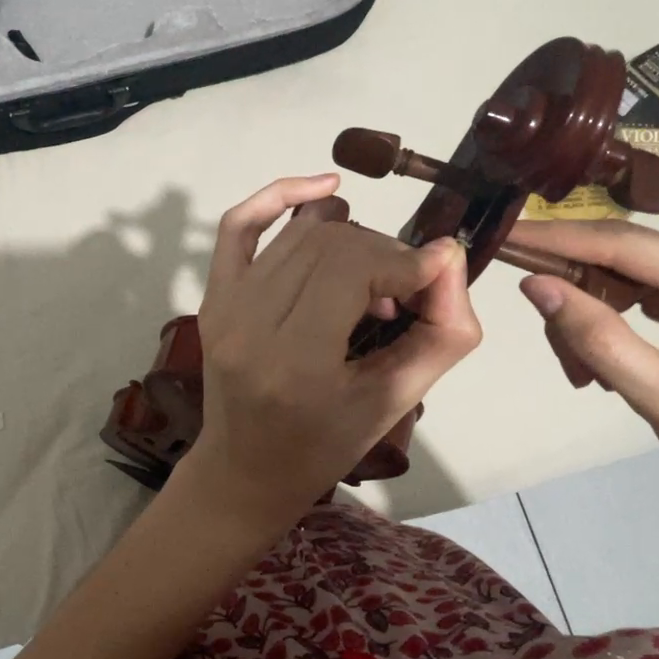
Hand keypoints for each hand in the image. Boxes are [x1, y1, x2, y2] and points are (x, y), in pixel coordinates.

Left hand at [187, 175, 481, 516]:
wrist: (245, 468)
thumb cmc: (323, 446)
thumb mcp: (395, 402)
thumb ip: (440, 333)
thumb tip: (447, 254)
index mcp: (294, 360)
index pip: (353, 269)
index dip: (406, 261)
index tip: (435, 276)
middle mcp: (249, 324)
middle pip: (328, 244)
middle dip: (382, 253)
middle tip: (402, 289)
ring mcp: (223, 306)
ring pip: (297, 232)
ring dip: (349, 238)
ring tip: (370, 276)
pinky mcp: (211, 297)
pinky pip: (237, 226)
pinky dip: (279, 196)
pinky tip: (326, 190)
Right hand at [509, 220, 658, 550]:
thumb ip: (598, 339)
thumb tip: (534, 284)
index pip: (633, 247)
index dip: (560, 239)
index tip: (502, 235)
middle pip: (629, 260)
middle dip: (576, 298)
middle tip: (560, 360)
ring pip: (630, 277)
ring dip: (592, 319)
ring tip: (586, 376)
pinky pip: (647, 292)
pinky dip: (614, 323)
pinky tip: (606, 366)